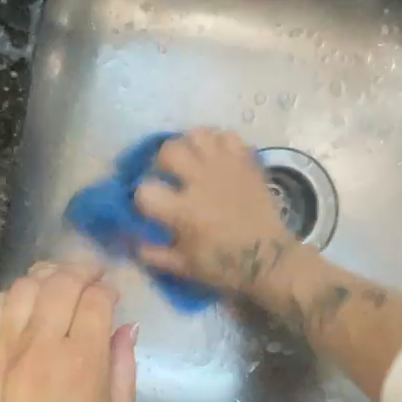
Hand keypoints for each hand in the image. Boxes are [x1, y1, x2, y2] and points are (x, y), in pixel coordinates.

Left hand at [0, 261, 137, 401]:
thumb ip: (123, 368)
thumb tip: (126, 327)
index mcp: (81, 365)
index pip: (96, 299)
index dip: (108, 288)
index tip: (113, 293)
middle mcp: (41, 348)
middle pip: (61, 282)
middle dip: (81, 271)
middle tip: (91, 276)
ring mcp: (3, 351)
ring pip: (24, 287)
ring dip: (46, 278)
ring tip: (59, 284)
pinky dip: (11, 297)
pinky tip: (24, 304)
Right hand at [134, 129, 304, 300]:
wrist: (269, 260)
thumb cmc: (224, 266)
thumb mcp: (183, 267)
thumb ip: (152, 253)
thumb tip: (131, 239)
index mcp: (183, 210)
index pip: (145, 190)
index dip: (142, 197)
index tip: (150, 205)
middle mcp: (201, 181)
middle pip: (169, 150)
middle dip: (161, 161)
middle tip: (169, 175)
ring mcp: (226, 167)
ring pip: (198, 134)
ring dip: (189, 145)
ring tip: (193, 160)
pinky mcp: (246, 163)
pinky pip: (228, 136)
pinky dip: (219, 143)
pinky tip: (217, 157)